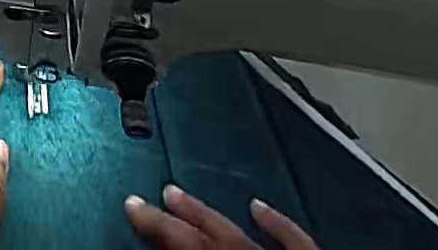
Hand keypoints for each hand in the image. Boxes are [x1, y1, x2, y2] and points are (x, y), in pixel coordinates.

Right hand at [125, 185, 316, 249]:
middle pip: (216, 245)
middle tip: (140, 203)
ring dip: (208, 216)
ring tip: (175, 193)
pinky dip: (279, 226)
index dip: (162, 235)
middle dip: (173, 225)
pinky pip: (304, 247)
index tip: (133, 211)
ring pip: (247, 239)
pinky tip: (256, 206)